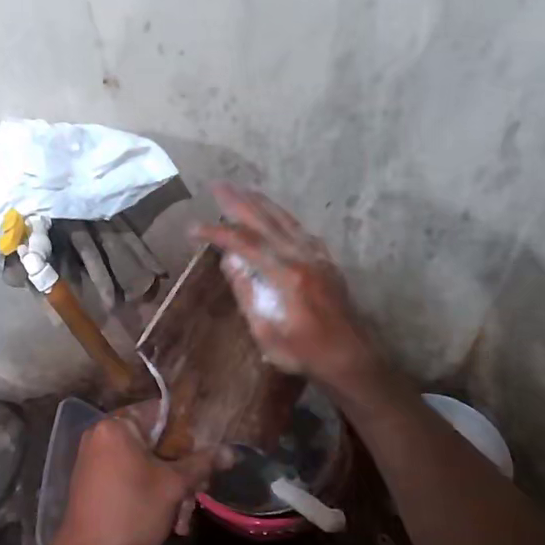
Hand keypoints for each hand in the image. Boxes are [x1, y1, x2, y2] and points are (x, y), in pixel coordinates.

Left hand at [51, 402, 215, 544]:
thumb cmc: (131, 512)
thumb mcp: (173, 486)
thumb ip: (201, 463)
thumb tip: (231, 451)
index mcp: (117, 425)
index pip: (162, 411)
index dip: (189, 430)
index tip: (207, 451)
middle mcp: (102, 434)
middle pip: (156, 441)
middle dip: (181, 470)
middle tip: (198, 494)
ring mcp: (95, 458)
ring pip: (146, 463)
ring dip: (170, 488)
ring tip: (183, 518)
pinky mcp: (95, 480)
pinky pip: (131, 475)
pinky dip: (150, 492)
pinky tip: (169, 522)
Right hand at [194, 183, 381, 387]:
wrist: (351, 358)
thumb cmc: (304, 353)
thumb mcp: (266, 332)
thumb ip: (248, 293)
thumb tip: (229, 261)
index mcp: (286, 276)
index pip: (245, 244)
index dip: (217, 233)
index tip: (194, 228)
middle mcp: (303, 258)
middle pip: (266, 222)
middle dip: (239, 202)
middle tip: (218, 186)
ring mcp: (318, 257)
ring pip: (286, 221)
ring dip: (262, 203)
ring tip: (243, 189)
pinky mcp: (326, 262)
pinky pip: (301, 231)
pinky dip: (284, 218)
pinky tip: (276, 214)